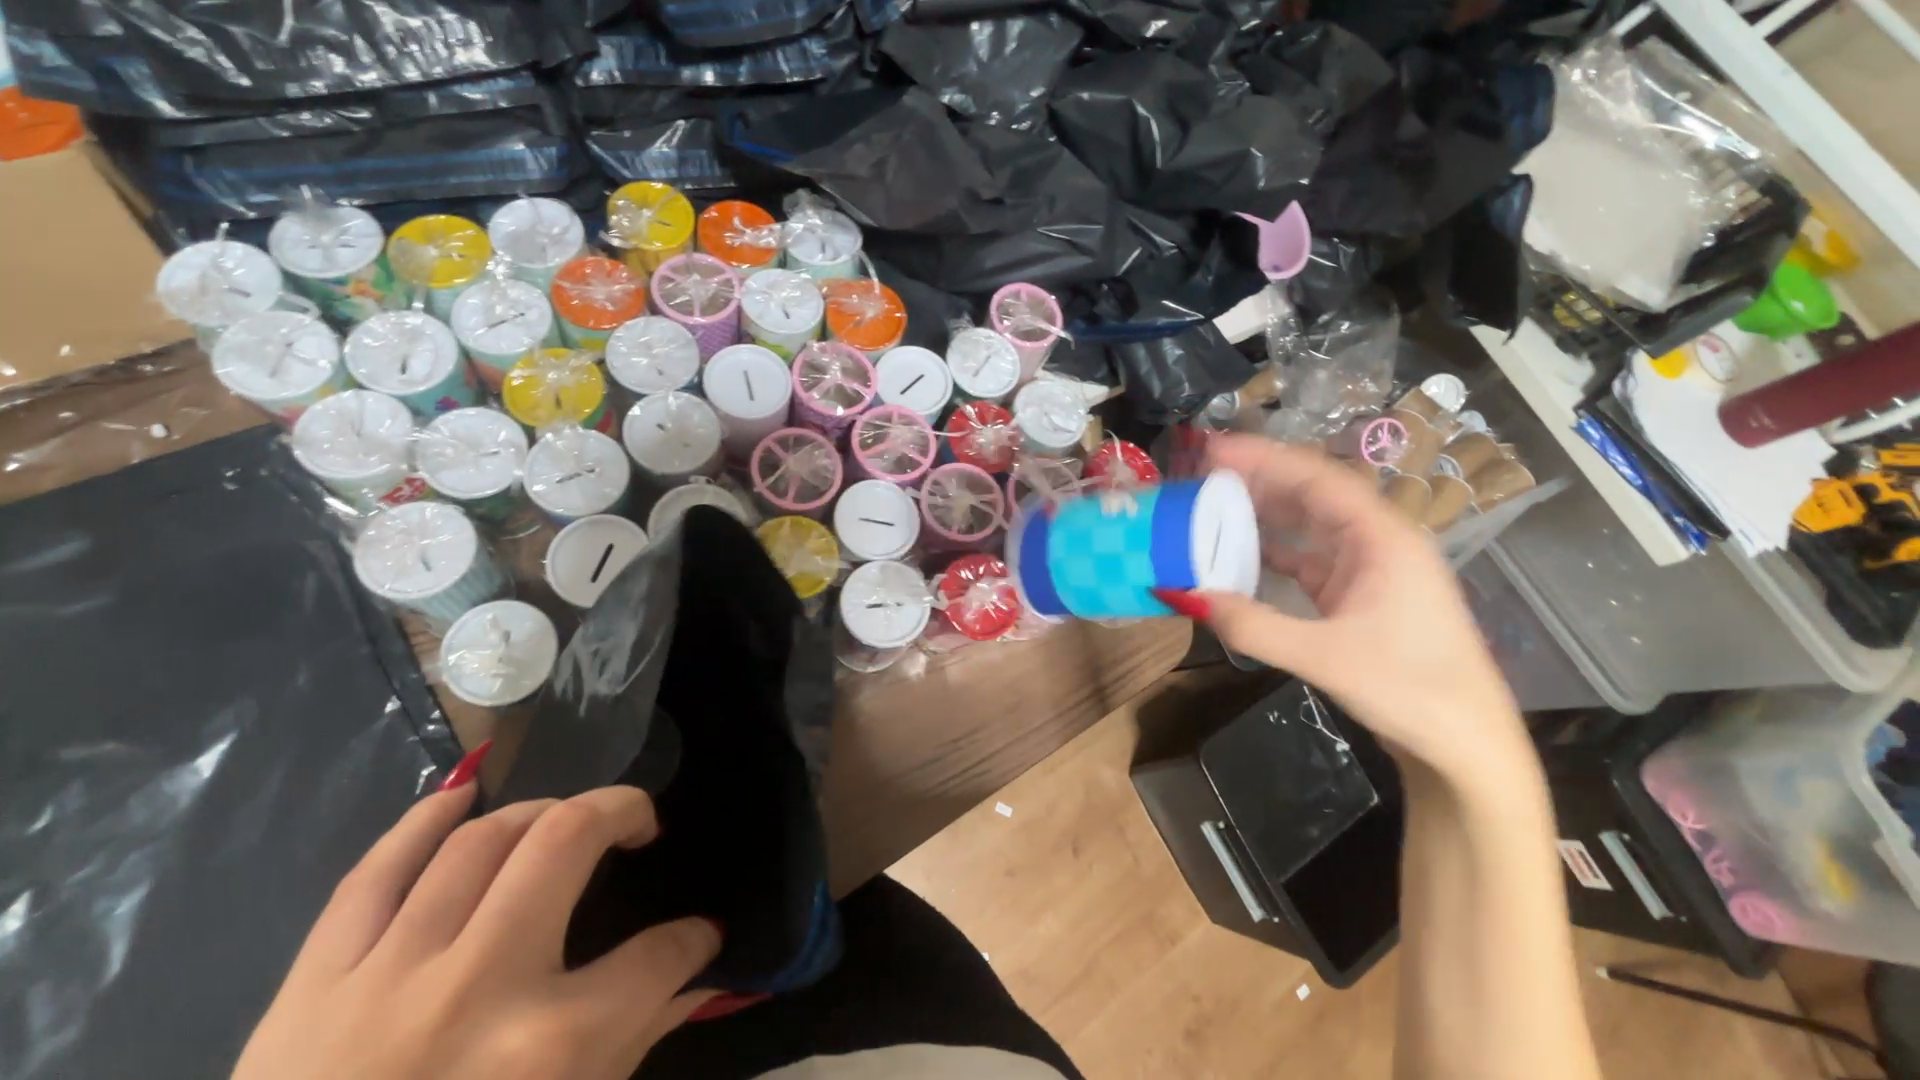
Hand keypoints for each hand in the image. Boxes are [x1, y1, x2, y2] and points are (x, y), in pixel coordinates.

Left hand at [232, 778, 719, 1079]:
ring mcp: (391, 974)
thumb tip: (697, 979)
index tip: (698, 934)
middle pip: (565, 843)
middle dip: (621, 811)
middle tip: (639, 823)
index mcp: (553, 1045)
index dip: (693, 938)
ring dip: (538, 811)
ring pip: (479, 840)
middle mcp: (481, 986)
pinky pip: (374, 871)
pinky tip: (464, 794)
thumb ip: (635, 1042)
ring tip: (563, 820)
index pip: (658, 956)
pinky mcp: (316, 981)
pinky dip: (424, 820)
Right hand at [1159, 434, 1526, 781]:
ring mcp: (1371, 572)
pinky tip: (1238, 555)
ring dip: (1264, 517)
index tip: (1213, 448)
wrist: (1466, 745)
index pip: (1317, 478)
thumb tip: (1183, 594)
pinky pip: (1309, 562)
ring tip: (1210, 507)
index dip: (1264, 458)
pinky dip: (1274, 556)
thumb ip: (1252, 624)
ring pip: (1309, 528)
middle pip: (1312, 495)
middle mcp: (1378, 543)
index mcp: (1383, 538)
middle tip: (1200, 475)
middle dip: (1258, 481)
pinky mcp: (1360, 600)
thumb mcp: (1324, 656)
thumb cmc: (1410, 689)